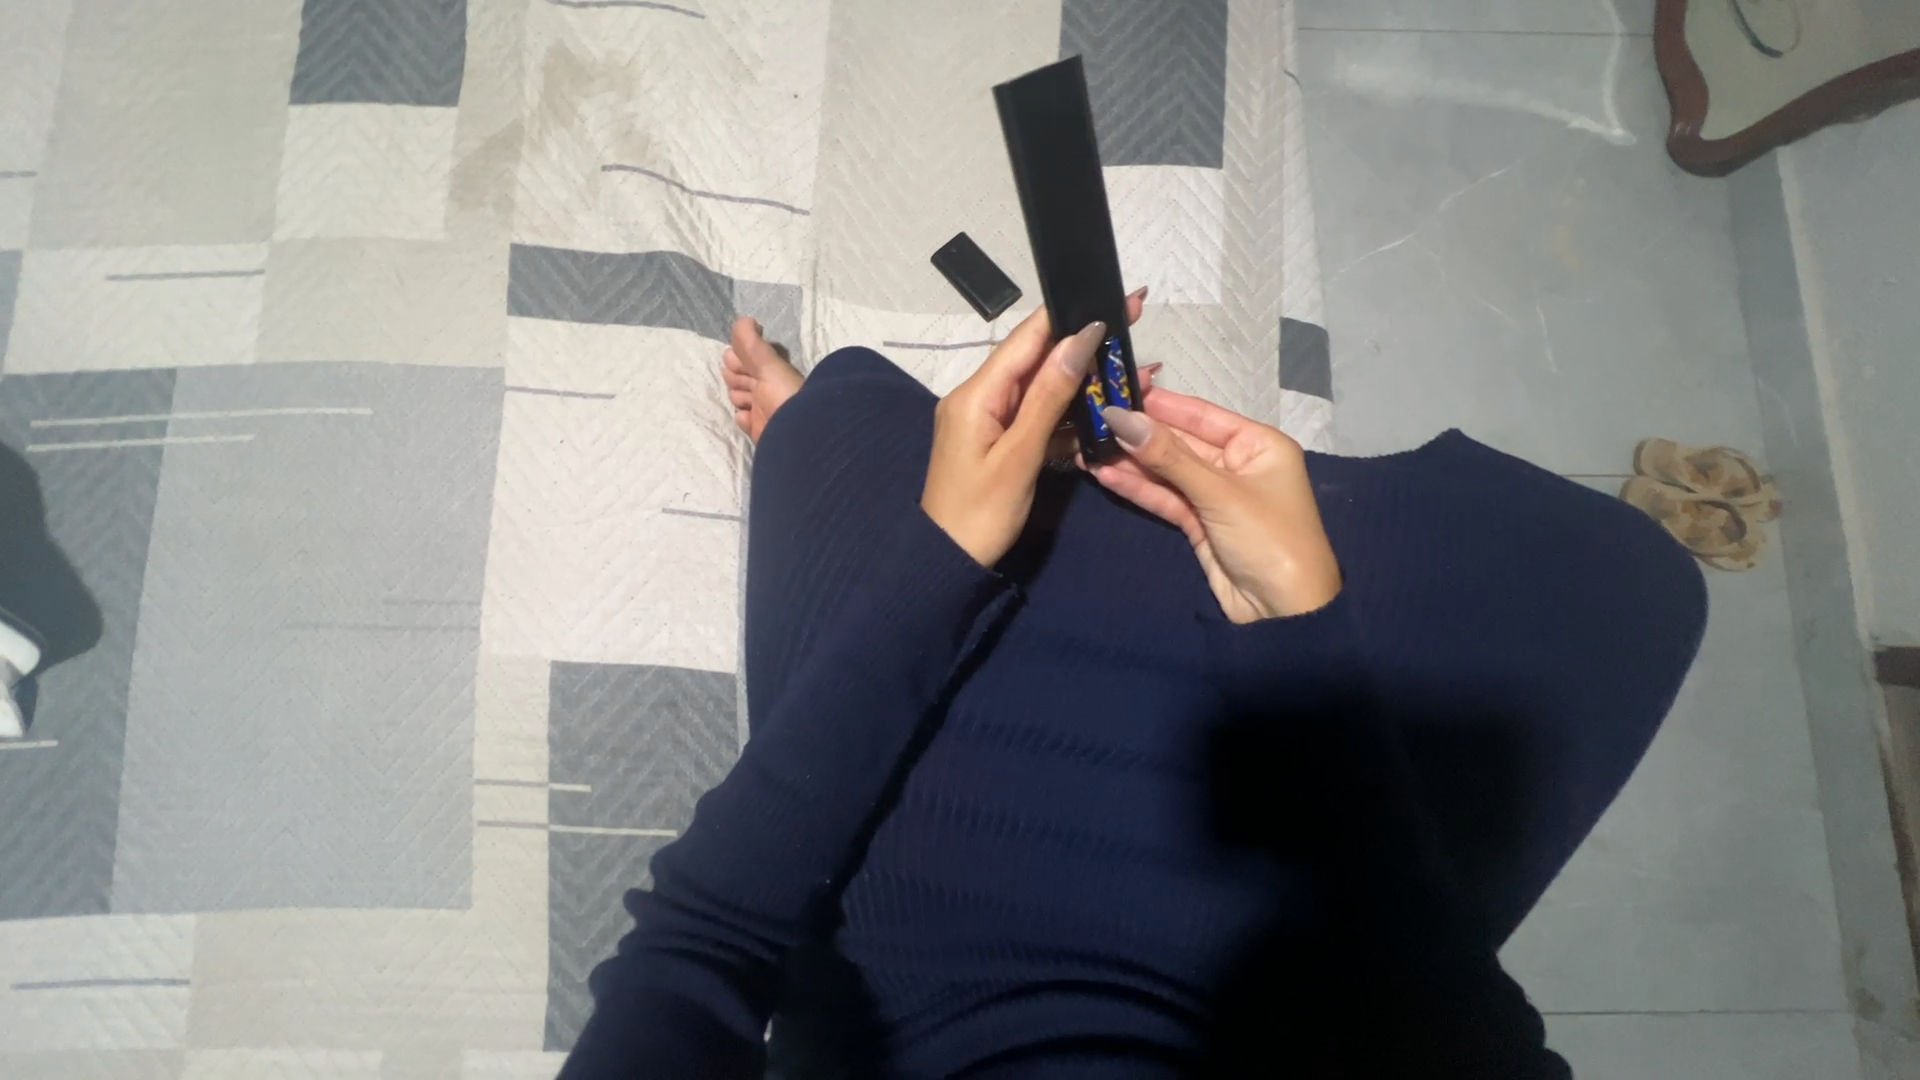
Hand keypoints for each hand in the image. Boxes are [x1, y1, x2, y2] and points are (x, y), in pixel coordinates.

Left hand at [921, 289, 1147, 565]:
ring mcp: (987, 419)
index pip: (1026, 339)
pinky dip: (1066, 413)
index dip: (1069, 316)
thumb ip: (1049, 397)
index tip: (1114, 298)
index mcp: (976, 395)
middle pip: (1035, 358)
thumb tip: (1079, 339)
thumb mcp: (1019, 456)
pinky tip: (1101, 409)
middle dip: (1084, 344)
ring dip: (1081, 380)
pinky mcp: (996, 440)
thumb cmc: (980, 515)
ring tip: (1130, 369)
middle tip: (1133, 325)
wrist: (949, 563)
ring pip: (1040, 388)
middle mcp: (978, 397)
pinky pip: (1034, 416)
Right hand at [1089, 390, 1340, 622]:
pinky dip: (1137, 488)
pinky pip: (1165, 497)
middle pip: (1179, 443)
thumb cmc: (1268, 538)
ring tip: (1087, 448)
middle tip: (1092, 421)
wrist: (1284, 612)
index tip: (1116, 391)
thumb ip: (1168, 456)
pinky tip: (1105, 475)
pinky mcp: (1198, 523)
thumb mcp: (1219, 492)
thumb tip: (1121, 418)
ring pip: (1167, 472)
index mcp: (1258, 444)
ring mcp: (1215, 495)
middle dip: (1138, 435)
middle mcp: (1237, 463)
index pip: (1201, 415)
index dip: (1159, 405)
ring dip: (1130, 463)